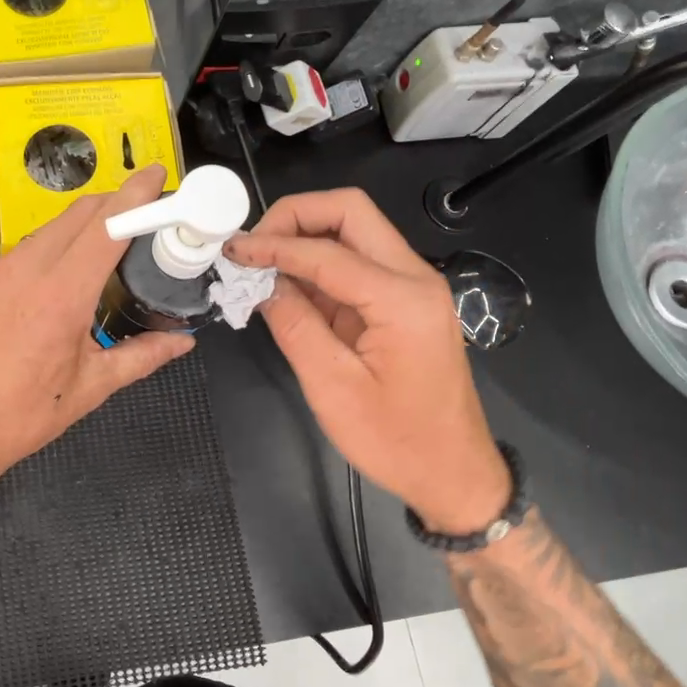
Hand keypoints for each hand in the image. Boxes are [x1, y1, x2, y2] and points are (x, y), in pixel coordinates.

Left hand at [0, 166, 194, 488]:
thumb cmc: (22, 413)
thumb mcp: (92, 386)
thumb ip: (143, 355)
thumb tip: (182, 342)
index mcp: (61, 295)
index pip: (107, 226)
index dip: (137, 195)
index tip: (158, 175)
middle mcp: (29, 270)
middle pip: (81, 212)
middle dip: (118, 200)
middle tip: (149, 208)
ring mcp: (2, 270)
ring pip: (54, 225)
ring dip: (89, 219)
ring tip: (116, 236)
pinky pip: (32, 244)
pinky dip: (61, 240)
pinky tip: (74, 263)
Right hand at [223, 189, 509, 533]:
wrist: (454, 474)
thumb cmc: (396, 440)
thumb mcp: (333, 387)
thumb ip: (294, 325)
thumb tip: (260, 282)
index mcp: (402, 298)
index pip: (326, 250)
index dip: (273, 246)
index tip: (231, 252)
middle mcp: (414, 277)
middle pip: (350, 212)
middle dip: (295, 216)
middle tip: (253, 246)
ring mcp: (412, 287)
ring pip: (354, 230)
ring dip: (305, 236)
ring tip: (260, 262)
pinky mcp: (402, 302)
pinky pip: (356, 263)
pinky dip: (317, 263)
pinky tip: (285, 282)